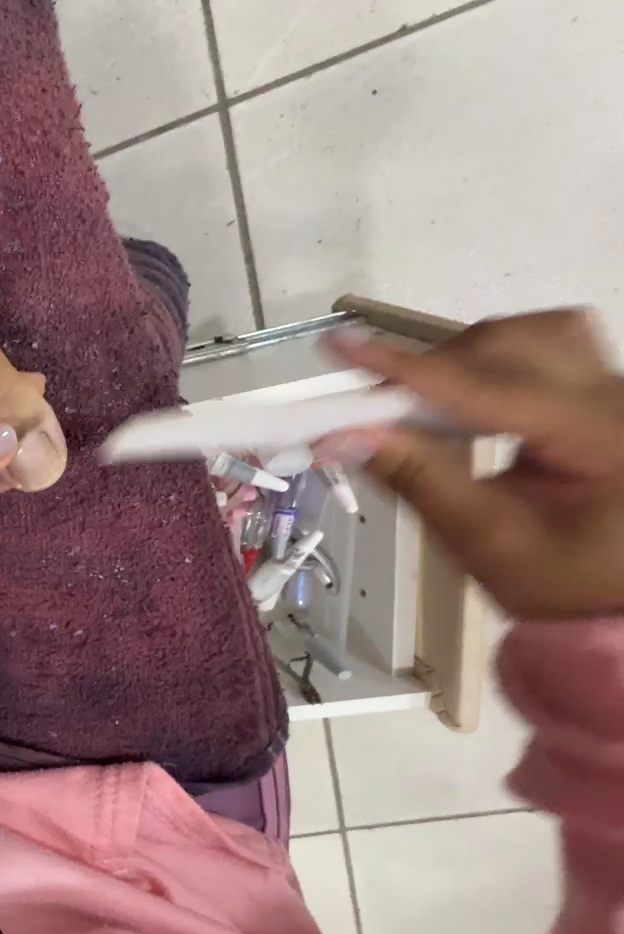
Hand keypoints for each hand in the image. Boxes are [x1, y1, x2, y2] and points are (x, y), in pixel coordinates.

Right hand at [320, 310, 623, 619]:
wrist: (622, 598)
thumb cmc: (557, 578)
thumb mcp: (481, 537)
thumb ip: (415, 478)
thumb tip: (339, 435)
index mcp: (605, 441)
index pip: (492, 389)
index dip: (409, 368)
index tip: (338, 346)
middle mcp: (621, 403)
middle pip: (522, 342)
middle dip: (440, 362)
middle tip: (380, 400)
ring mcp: (616, 396)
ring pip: (536, 335)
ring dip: (465, 356)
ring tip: (420, 400)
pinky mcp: (601, 396)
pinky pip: (542, 352)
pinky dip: (484, 364)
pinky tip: (455, 401)